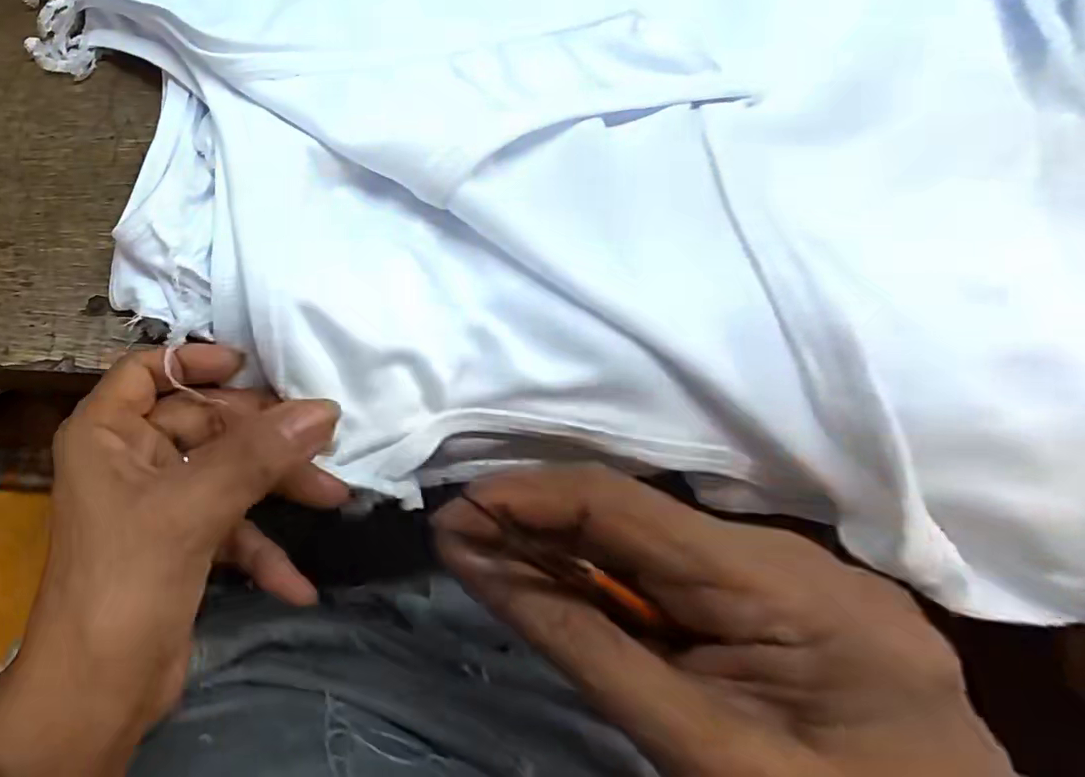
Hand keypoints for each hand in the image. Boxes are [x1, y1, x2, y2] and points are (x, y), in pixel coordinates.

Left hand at [0, 344, 342, 776]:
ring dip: (271, 488)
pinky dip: (256, 548)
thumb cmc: (127, 579)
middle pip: (198, 422)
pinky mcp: (174, 543)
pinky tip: (295, 584)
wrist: (97, 694)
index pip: (146, 370)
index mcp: (105, 430)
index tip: (250, 364)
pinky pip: (221, 526)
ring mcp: (151, 501)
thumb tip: (321, 410)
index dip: (194, 360)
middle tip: (318, 440)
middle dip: (257, 436)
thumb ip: (255, 455)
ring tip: (333, 499)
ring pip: (218, 473)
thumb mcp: (192, 507)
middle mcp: (125, 456)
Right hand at [433, 465, 1013, 776]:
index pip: (620, 503)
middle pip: (628, 515)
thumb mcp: (692, 746)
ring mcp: (797, 577)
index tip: (446, 518)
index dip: (520, 496)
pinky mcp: (786, 600)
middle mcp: (795, 560)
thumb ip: (573, 639)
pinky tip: (568, 589)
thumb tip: (463, 553)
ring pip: (643, 537)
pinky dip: (607, 577)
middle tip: (458, 545)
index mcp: (795, 593)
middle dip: (534, 524)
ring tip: (496, 564)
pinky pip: (670, 567)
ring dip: (563, 549)